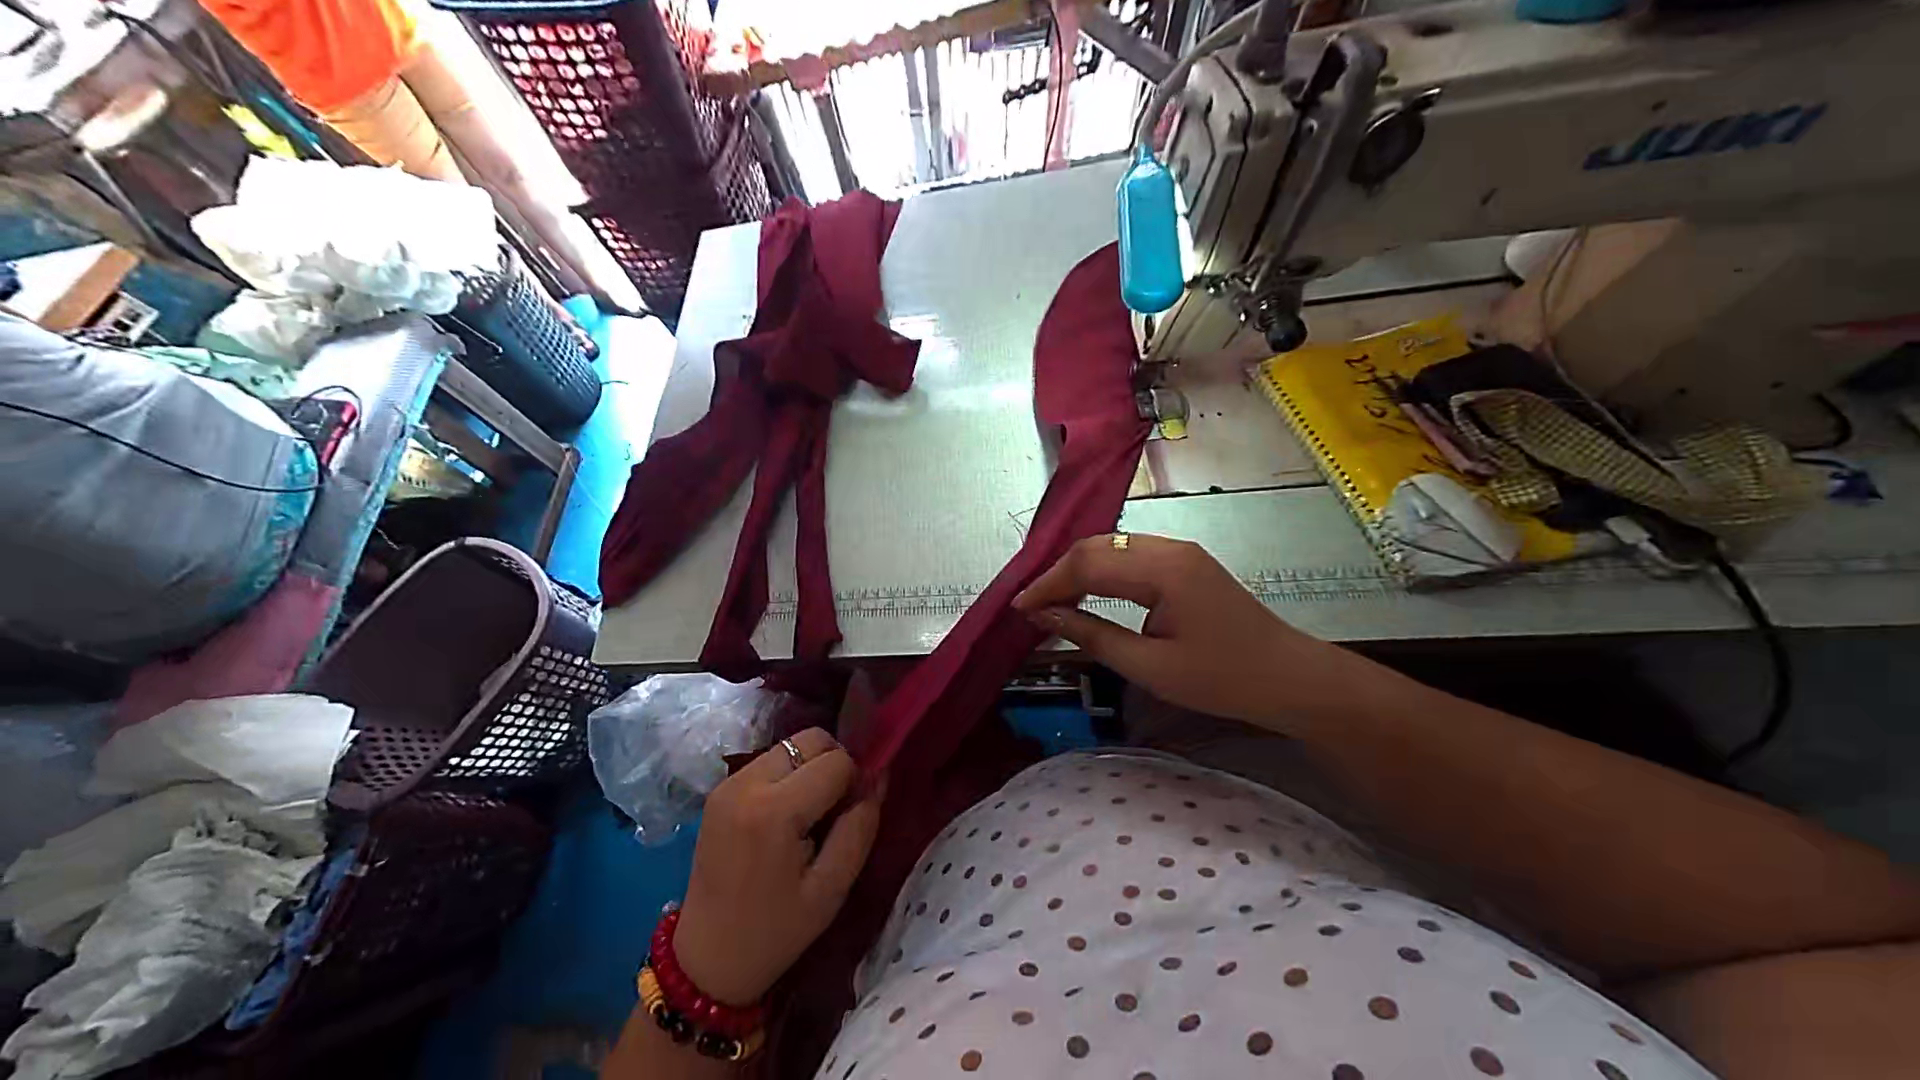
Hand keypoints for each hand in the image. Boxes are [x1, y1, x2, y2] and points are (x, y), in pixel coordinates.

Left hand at [672, 726, 881, 1004]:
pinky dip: (788, 775)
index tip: (851, 816)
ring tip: (808, 815)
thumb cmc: (776, 931)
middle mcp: (747, 783)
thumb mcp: (833, 888)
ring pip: (791, 745)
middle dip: (834, 764)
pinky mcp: (719, 790)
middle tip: (834, 809)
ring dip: (810, 768)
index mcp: (774, 810)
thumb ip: (861, 825)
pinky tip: (784, 817)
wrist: (706, 960)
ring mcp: (728, 783)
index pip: (837, 761)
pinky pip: (769, 761)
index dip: (855, 782)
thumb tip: (878, 776)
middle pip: (812, 739)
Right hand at [1012, 533, 1356, 729]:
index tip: (1017, 608)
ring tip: (1051, 602)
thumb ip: (1093, 635)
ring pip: (1111, 548)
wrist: (1289, 679)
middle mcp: (1170, 548)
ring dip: (1078, 571)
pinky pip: (1130, 557)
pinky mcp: (1185, 563)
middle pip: (1096, 547)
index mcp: (1164, 569)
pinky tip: (1087, 595)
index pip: (1088, 564)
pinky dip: (1101, 573)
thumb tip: (1043, 616)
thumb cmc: (1222, 679)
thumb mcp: (1150, 667)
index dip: (1047, 584)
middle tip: (1031, 606)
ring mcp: (1180, 552)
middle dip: (1058, 574)